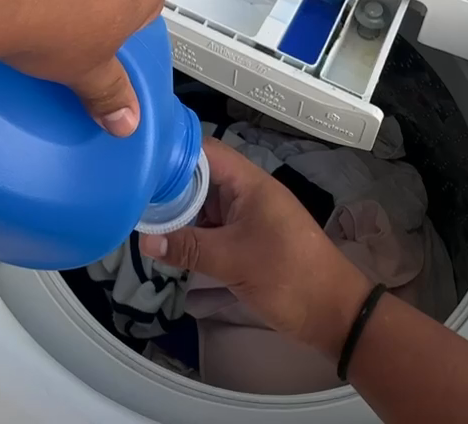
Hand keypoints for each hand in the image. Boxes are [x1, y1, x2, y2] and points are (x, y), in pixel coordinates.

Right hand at [140, 139, 371, 357]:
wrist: (335, 315)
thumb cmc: (289, 276)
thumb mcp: (233, 260)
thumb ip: (188, 248)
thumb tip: (144, 240)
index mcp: (249, 182)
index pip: (204, 151)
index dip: (172, 151)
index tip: (140, 160)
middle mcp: (246, 191)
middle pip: (200, 176)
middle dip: (168, 184)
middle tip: (133, 193)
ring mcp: (246, 216)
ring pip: (203, 202)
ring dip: (178, 210)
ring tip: (141, 216)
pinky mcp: (246, 239)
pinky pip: (211, 225)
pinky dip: (191, 231)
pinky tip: (167, 241)